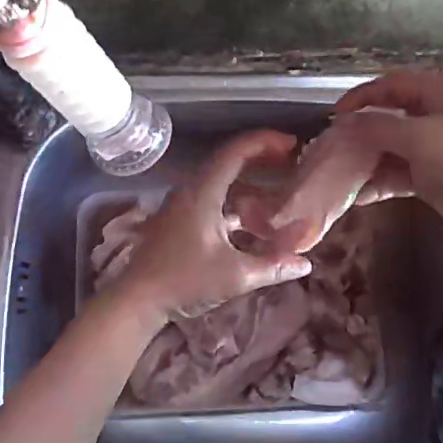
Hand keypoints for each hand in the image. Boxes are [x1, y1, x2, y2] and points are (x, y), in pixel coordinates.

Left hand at [107, 130, 314, 320]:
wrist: (137, 300)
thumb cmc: (184, 281)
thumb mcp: (235, 276)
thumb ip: (273, 266)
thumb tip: (305, 264)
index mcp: (203, 193)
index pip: (236, 151)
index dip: (265, 142)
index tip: (292, 145)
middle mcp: (191, 191)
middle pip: (229, 163)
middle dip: (261, 160)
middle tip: (290, 164)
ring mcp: (182, 206)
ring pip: (221, 185)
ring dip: (250, 187)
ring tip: (279, 197)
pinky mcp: (179, 221)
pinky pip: (213, 201)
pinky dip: (236, 206)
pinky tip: (254, 226)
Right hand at [335, 70, 442, 246]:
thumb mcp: (424, 138)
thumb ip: (378, 129)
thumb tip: (342, 123)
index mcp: (441, 91)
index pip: (390, 85)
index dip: (359, 98)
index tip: (332, 118)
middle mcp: (437, 115)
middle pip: (387, 117)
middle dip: (358, 133)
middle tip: (329, 151)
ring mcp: (436, 148)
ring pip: (390, 149)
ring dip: (365, 160)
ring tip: (335, 175)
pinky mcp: (435, 178)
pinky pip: (398, 174)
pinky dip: (378, 182)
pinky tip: (355, 194)